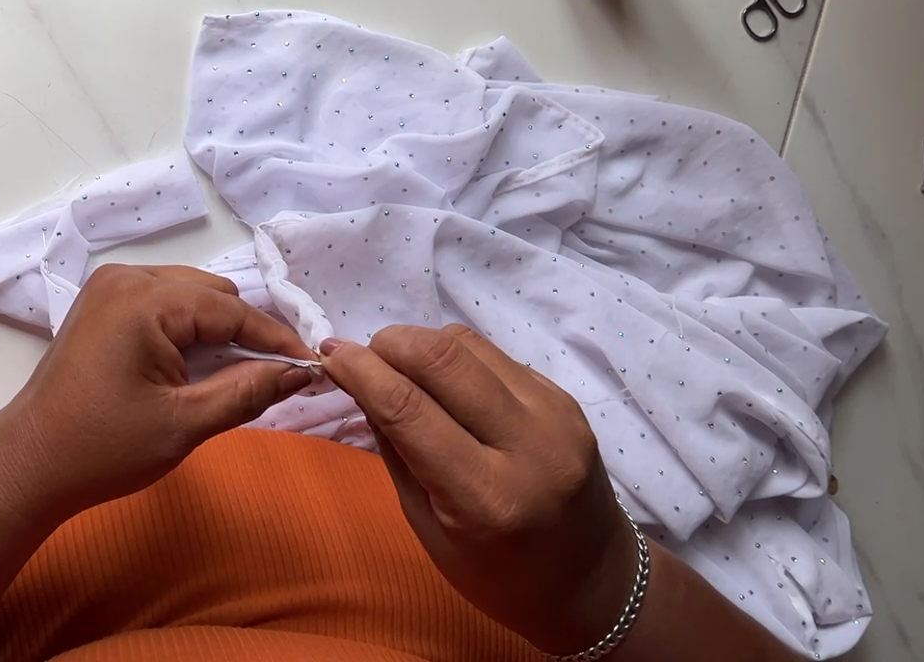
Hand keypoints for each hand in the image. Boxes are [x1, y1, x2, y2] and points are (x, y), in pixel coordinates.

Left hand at [0, 264, 316, 518]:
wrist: (32, 461)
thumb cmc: (104, 449)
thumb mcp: (185, 424)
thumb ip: (247, 392)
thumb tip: (297, 372)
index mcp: (143, 301)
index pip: (228, 309)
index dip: (272, 339)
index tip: (309, 364)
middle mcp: (126, 277)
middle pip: (210, 293)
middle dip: (244, 331)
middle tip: (272, 373)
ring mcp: (109, 284)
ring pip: (188, 292)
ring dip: (215, 327)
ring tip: (234, 371)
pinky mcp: (102, 299)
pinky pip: (163, 298)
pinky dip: (187, 324)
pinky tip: (194, 360)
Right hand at [320, 325, 638, 655]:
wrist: (594, 582)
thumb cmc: (495, 571)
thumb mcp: (425, 522)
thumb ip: (392, 445)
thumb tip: (357, 379)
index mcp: (488, 497)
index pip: (407, 407)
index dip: (359, 370)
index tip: (328, 353)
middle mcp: (529, 446)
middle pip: (440, 357)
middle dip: (386, 343)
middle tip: (363, 357)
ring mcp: (555, 415)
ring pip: (464, 342)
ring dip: (417, 343)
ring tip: (401, 369)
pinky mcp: (563, 395)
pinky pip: (490, 352)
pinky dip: (451, 355)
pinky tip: (444, 382)